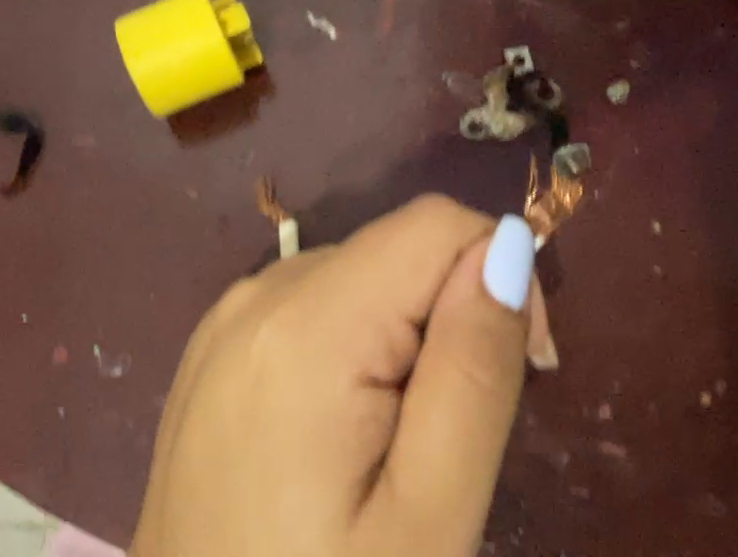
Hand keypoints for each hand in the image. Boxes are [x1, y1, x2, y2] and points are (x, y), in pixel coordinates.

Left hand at [131, 196, 553, 556]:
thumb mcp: (428, 515)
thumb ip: (473, 367)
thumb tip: (507, 244)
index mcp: (305, 324)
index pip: (436, 223)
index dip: (500, 274)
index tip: (523, 369)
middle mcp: (257, 294)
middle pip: (397, 251)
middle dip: (449, 315)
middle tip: (445, 439)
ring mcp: (225, 319)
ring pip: (361, 277)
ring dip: (404, 336)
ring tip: (390, 448)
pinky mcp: (214, 350)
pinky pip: (314, 307)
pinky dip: (355, 346)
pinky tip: (339, 437)